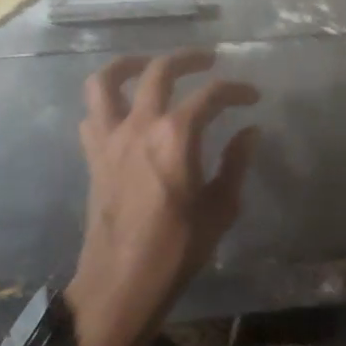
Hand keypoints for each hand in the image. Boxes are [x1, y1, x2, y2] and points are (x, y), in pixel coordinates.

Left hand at [65, 50, 260, 345]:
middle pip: (160, 70)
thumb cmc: (176, 251)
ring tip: (149, 65)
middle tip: (208, 61)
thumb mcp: (220, 209)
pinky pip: (92, 115)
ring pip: (106, 81)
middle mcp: (140, 125)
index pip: (211, 94)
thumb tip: (250, 131)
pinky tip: (124, 111)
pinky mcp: (93, 156)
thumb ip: (235, 163)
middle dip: (188, 59)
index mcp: (176, 136)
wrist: (120, 286)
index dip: (235, 90)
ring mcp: (110, 138)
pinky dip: (106, 103)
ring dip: (129, 64)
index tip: (252, 97)